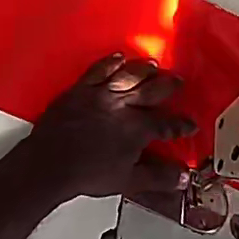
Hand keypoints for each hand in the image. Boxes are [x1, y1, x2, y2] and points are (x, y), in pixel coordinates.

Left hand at [15, 55, 195, 204]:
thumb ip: (157, 177)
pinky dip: (110, 62)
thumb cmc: (84, 172)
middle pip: (151, 91)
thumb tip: (179, 177)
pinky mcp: (80, 89)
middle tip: (178, 82)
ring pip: (127, 75)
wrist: (50, 163)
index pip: (166, 124)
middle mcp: (120, 106)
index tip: (189, 124)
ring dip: (143, 69)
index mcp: (135, 129)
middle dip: (168, 86)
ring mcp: (99, 95)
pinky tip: (117, 58)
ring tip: (154, 65)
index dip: (180, 125)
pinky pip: (99, 70)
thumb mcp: (128, 181)